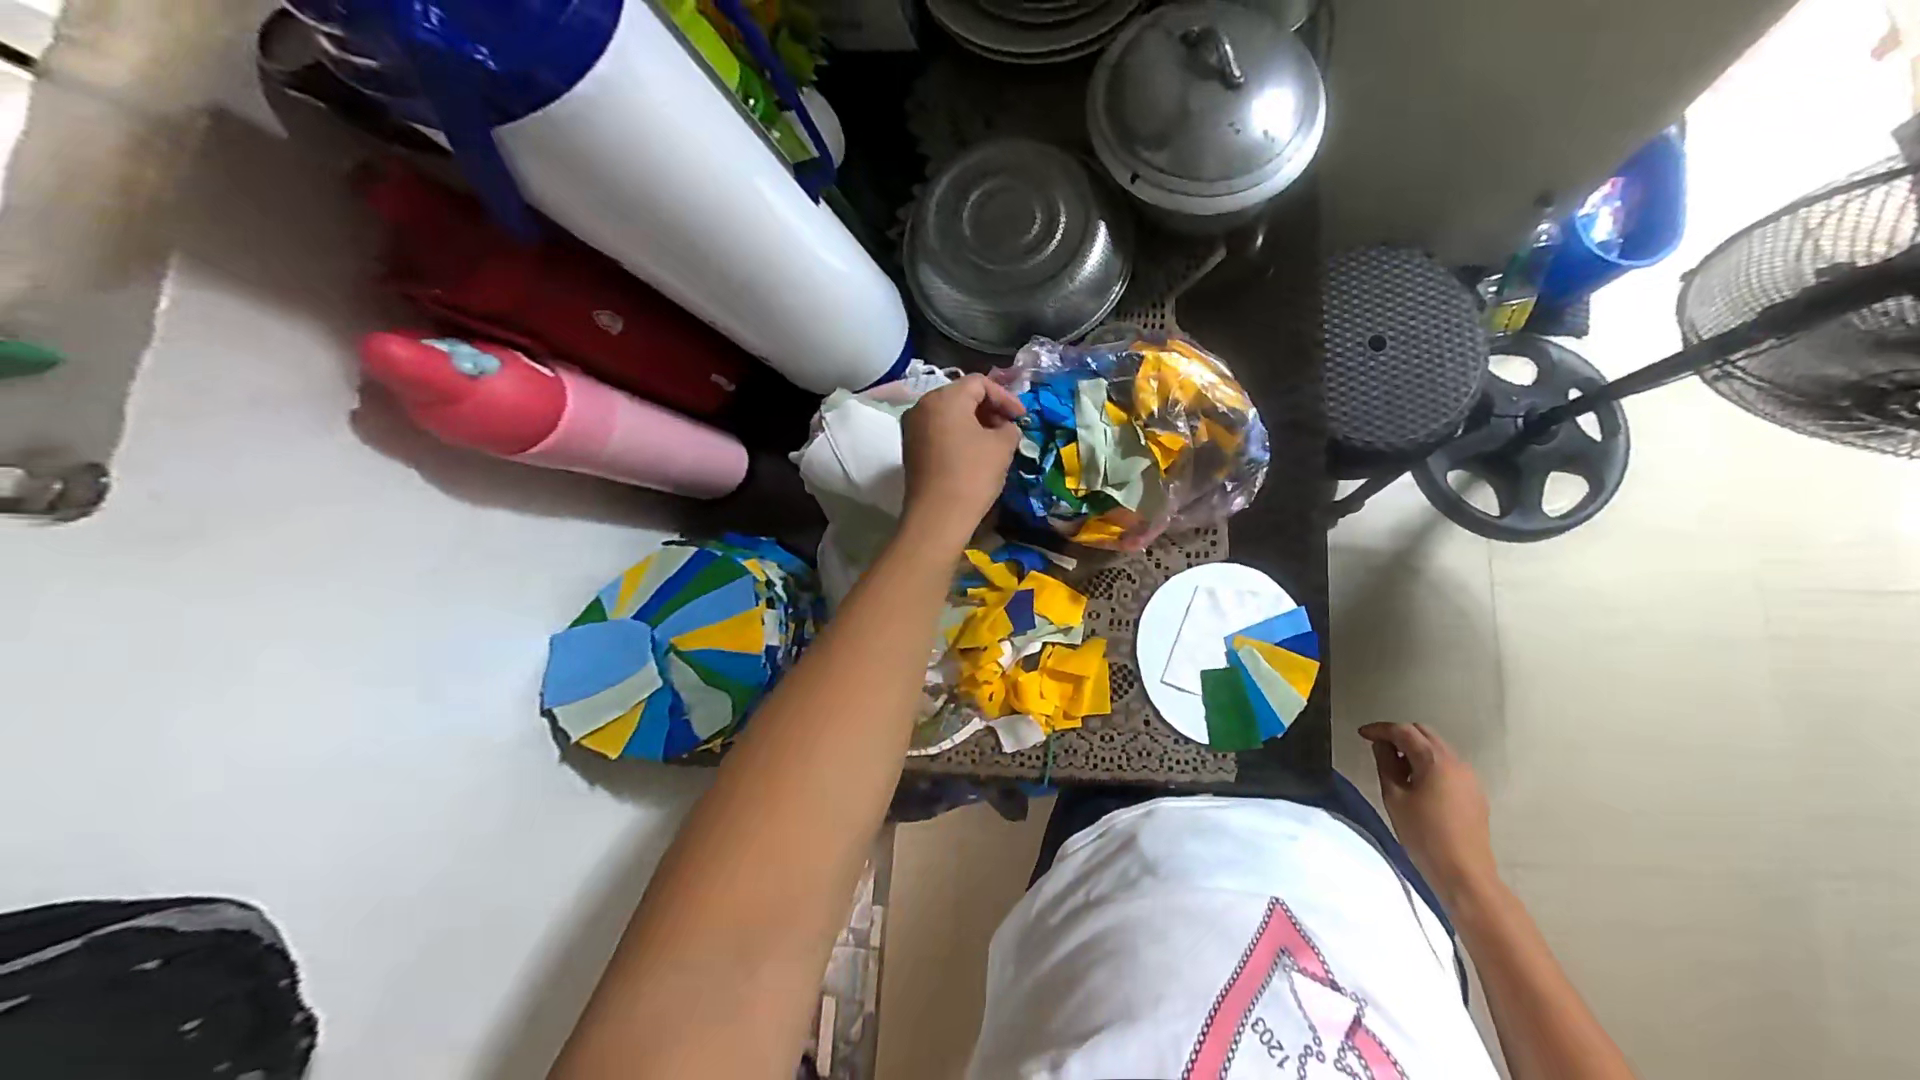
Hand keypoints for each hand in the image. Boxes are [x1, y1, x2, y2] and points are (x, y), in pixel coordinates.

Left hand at [899, 374, 1024, 549]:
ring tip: (996, 441)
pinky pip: (939, 431)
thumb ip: (1009, 428)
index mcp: (944, 398)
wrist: (937, 517)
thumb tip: (1006, 427)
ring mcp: (912, 427)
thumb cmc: (972, 475)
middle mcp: (922, 406)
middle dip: (989, 409)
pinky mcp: (910, 448)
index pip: (980, 383)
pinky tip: (975, 452)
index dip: (1006, 397)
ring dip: (975, 422)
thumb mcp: (1002, 447)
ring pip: (949, 414)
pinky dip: (958, 435)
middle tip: (1010, 427)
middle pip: (961, 395)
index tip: (1022, 417)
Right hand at [1358, 722, 1497, 909]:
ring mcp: (1469, 777)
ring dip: (1415, 749)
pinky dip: (1429, 763)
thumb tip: (1382, 745)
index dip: (1380, 729)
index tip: (1362, 734)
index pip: (1404, 731)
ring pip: (1438, 748)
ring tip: (1395, 766)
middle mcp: (1456, 762)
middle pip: (1424, 734)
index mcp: (1435, 760)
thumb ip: (1386, 764)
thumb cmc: (1423, 834)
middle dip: (1399, 735)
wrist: (1464, 872)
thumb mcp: (1394, 796)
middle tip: (1377, 747)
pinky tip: (1416, 781)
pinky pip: (1448, 765)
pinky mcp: (1474, 792)